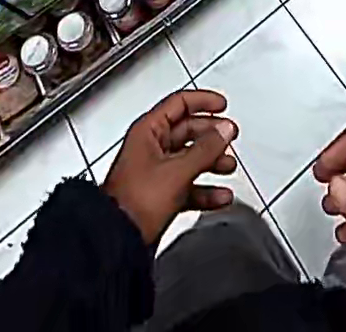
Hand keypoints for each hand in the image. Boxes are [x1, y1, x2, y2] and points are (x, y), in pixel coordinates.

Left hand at [102, 89, 238, 247]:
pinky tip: (219, 196)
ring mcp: (154, 172)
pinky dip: (204, 189)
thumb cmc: (134, 202)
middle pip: (187, 130)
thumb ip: (206, 148)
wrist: (115, 244)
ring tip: (228, 165)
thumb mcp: (177, 170)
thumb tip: (225, 129)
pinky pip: (187, 185)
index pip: (180, 103)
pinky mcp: (158, 196)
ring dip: (211, 161)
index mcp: (149, 131)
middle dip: (211, 134)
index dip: (203, 101)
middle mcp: (150, 148)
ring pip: (189, 158)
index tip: (222, 105)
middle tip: (230, 136)